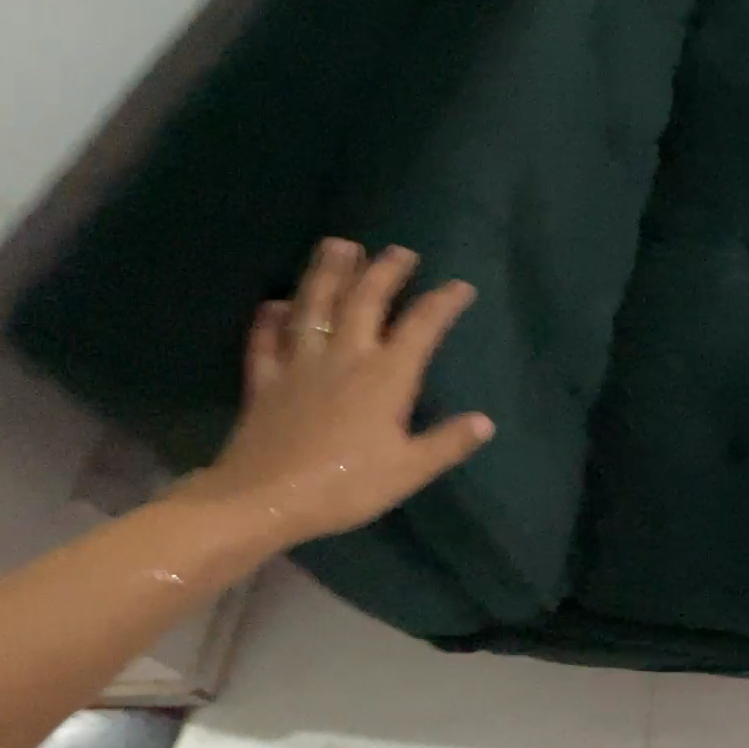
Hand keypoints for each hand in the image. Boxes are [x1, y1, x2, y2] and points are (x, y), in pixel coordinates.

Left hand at [176, 238, 494, 547]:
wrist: (262, 502)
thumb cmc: (345, 485)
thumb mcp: (408, 470)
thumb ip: (447, 443)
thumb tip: (485, 422)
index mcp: (386, 376)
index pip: (421, 326)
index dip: (443, 302)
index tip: (460, 286)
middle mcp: (345, 357)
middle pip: (366, 302)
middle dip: (385, 272)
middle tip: (400, 251)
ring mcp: (300, 366)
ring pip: (315, 308)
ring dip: (328, 274)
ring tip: (339, 245)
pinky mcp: (265, 383)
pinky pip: (265, 343)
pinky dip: (268, 321)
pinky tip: (272, 305)